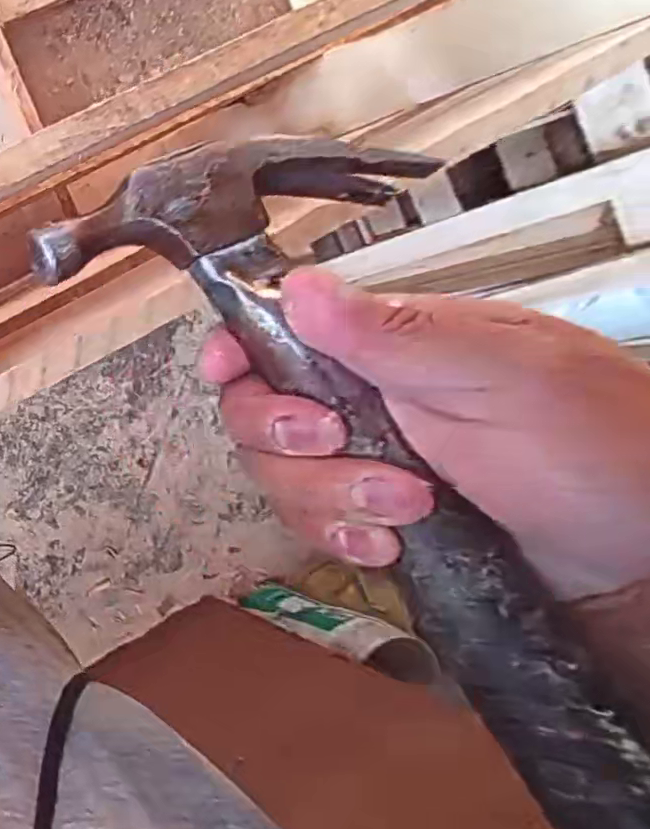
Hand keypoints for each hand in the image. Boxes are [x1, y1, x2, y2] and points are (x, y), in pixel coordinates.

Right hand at [201, 266, 649, 599]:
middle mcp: (349, 399)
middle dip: (284, 436)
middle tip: (338, 441)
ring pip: (268, 470)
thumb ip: (397, 333)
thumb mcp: (508, 376)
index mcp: (379, 348)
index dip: (233, 350)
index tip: (226, 369)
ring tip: (409, 507)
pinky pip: (297, 519)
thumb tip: (300, 286)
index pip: (270, 334)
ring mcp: (345, 458)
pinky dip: (336, 534)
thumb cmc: (602, 450)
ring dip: (327, 495)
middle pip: (250, 409)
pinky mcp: (350, 510)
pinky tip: (388, 541)